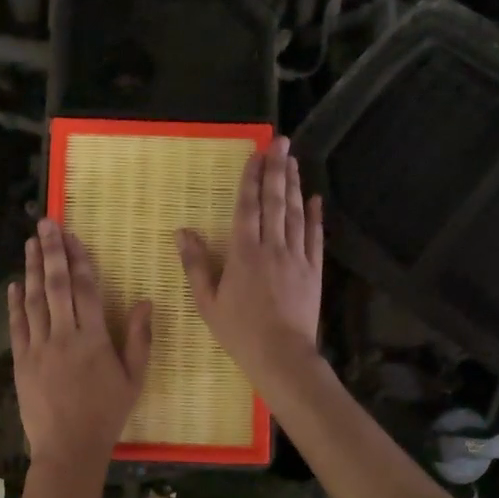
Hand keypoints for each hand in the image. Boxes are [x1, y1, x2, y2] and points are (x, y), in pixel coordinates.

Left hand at [9, 217, 152, 478]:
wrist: (69, 448)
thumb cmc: (107, 414)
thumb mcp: (134, 378)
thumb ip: (139, 338)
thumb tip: (144, 301)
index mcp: (93, 338)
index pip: (86, 289)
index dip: (80, 259)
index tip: (73, 236)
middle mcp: (63, 336)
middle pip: (56, 286)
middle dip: (51, 252)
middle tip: (46, 224)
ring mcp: (38, 348)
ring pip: (33, 300)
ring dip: (31, 269)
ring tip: (30, 243)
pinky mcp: (21, 361)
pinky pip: (17, 326)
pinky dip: (15, 304)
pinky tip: (14, 285)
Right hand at [176, 136, 323, 392]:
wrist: (282, 355)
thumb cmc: (239, 332)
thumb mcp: (208, 302)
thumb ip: (197, 264)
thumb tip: (182, 232)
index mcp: (244, 253)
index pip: (247, 207)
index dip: (251, 179)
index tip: (256, 154)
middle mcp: (272, 247)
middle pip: (275, 201)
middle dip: (277, 169)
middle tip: (281, 142)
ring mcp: (296, 257)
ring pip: (296, 213)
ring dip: (294, 185)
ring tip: (293, 161)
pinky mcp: (314, 271)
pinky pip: (315, 237)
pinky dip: (315, 216)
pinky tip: (315, 198)